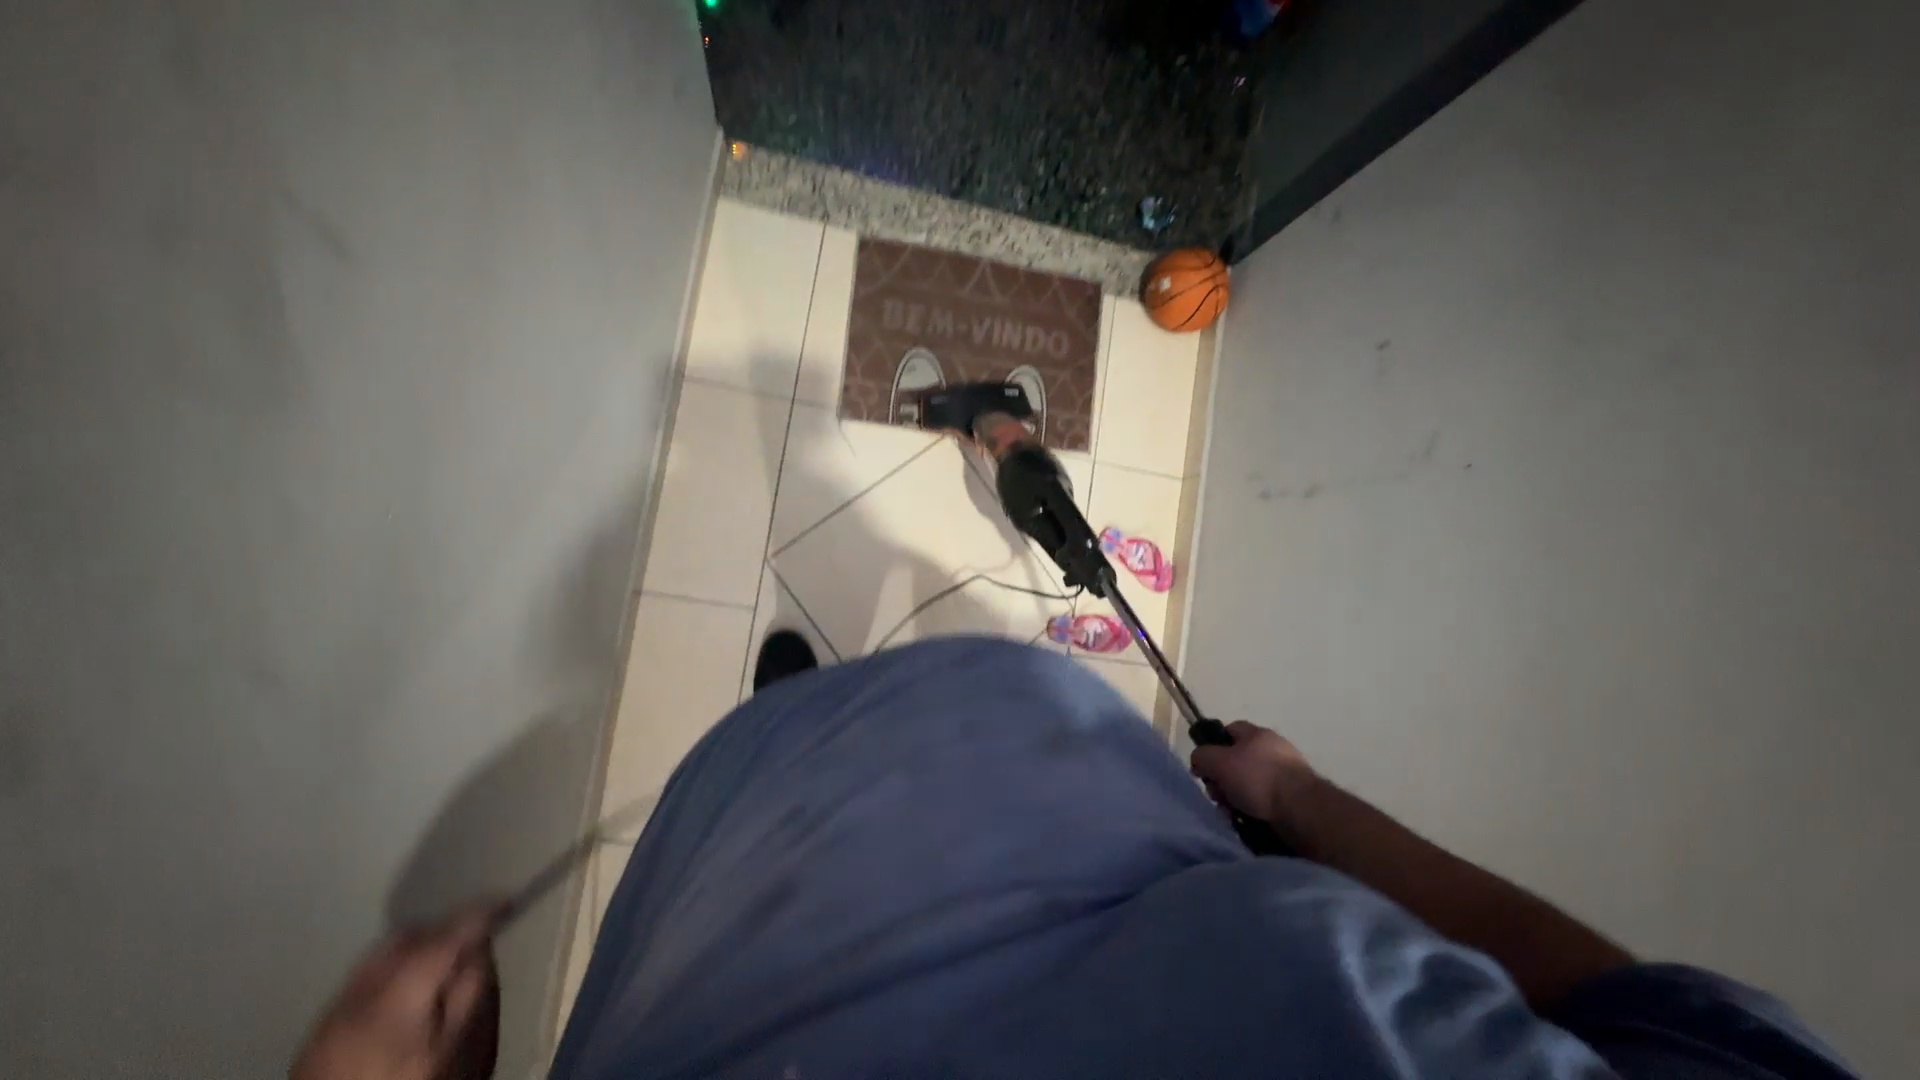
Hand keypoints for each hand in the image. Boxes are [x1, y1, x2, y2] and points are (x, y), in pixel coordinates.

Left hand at [291, 901, 504, 1079]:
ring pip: (382, 953)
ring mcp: (338, 1004)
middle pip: (409, 935)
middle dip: (442, 928)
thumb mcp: (452, 1046)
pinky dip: (391, 970)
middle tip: (471, 939)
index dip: (482, 912)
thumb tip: (480, 949)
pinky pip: (365, 976)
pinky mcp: (323, 1024)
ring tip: (440, 964)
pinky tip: (404, 993)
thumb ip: (468, 993)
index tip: (507, 902)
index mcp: (404, 987)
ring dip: (415, 948)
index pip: (450, 933)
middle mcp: (366, 985)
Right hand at [1189, 721, 1317, 824]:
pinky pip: (1265, 799)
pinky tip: (1249, 819)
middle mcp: (1273, 748)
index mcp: (1257, 734)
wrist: (1301, 809)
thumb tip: (1199, 761)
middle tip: (1218, 796)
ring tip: (1232, 813)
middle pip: (1237, 760)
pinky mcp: (1294, 796)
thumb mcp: (1218, 762)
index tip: (1206, 768)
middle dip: (1223, 779)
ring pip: (1250, 783)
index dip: (1213, 746)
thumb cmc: (1257, 779)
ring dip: (1237, 797)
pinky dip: (1254, 808)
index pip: (1228, 730)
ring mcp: (1286, 772)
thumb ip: (1202, 756)